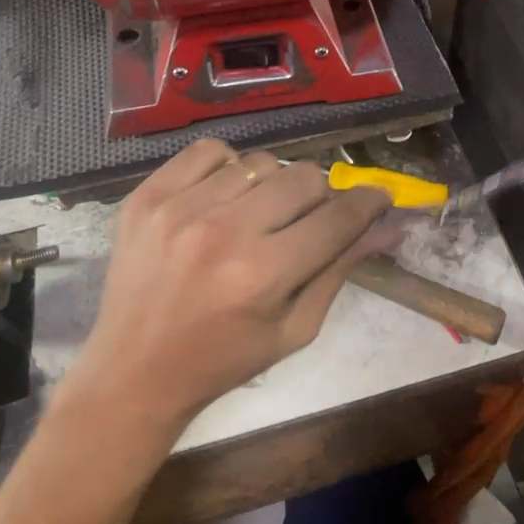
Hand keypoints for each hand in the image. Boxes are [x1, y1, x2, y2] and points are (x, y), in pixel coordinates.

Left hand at [70, 139, 397, 428]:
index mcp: (262, 274)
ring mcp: (179, 208)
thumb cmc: (223, 360)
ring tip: (258, 215)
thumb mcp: (294, 329)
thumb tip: (389, 225)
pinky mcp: (147, 196)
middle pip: (303, 177)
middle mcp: (222, 232)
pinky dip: (227, 167)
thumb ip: (341, 270)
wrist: (133, 371)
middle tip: (309, 219)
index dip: (368, 202)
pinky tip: (223, 196)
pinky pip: (209, 151)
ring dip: (272, 184)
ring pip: (259, 161)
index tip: (377, 198)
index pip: (337, 216)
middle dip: (319, 196)